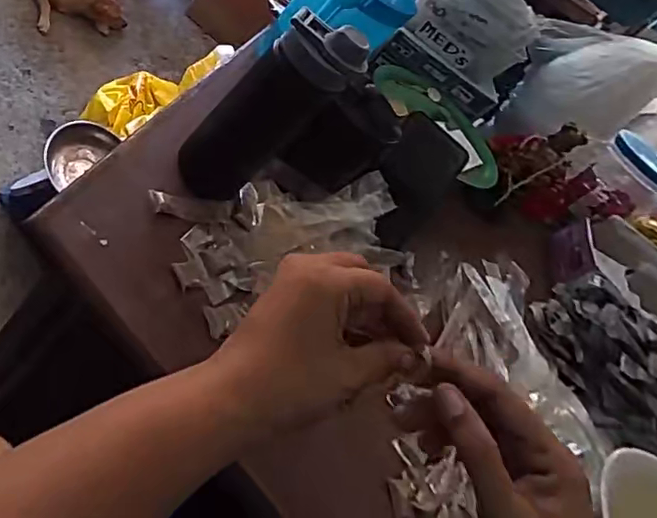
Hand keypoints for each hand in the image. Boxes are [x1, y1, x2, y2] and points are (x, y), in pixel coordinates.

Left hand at [206, 252, 428, 433]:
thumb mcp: (348, 373)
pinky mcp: (281, 290)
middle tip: (402, 343)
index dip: (406, 316)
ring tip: (383, 348)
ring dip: (363, 306)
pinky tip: (354, 341)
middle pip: (359, 273)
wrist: (234, 392)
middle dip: (384, 305)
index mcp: (325, 277)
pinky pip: (320, 287)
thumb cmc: (293, 382)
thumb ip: (385, 358)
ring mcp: (290, 275)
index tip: (422, 348)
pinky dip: (341, 307)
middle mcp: (307, 265)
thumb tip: (411, 355)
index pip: (380, 286)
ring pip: (340, 278)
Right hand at [392, 356, 593, 517]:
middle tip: (401, 397)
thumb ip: (476, 447)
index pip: (500, 394)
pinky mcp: (509, 482)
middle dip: (442, 396)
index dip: (459, 371)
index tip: (418, 359)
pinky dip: (447, 439)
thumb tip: (444, 388)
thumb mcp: (503, 508)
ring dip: (439, 417)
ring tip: (405, 424)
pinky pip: (474, 445)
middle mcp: (540, 452)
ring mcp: (524, 468)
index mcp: (551, 454)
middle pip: (486, 406)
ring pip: (476, 422)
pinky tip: (426, 444)